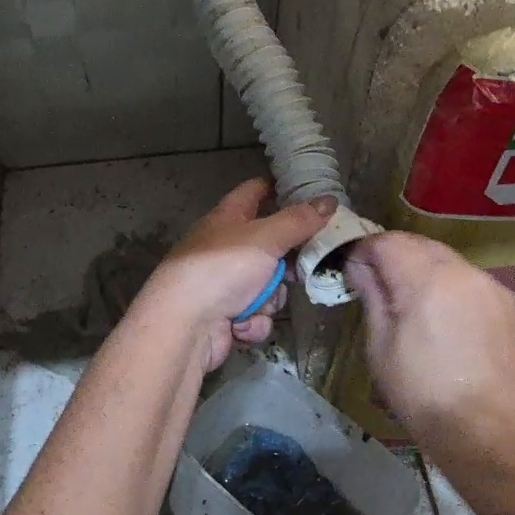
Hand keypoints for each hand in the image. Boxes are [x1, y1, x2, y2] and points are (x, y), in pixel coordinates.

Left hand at [135, 178, 336, 371]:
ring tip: (257, 304)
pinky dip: (253, 321)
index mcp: (228, 217)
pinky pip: (257, 315)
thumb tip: (329, 200)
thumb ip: (299, 221)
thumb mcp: (266, 238)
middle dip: (287, 264)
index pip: (257, 191)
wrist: (184, 324)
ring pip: (269, 287)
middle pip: (272, 247)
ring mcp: (225, 283)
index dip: (282, 189)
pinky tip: (240, 324)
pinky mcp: (227, 316)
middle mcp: (226, 247)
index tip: (313, 196)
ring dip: (268, 300)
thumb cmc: (222, 269)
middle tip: (301, 268)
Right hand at [344, 232, 514, 448]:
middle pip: (419, 244)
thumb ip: (372, 297)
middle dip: (393, 256)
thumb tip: (360, 268)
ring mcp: (492, 287)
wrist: (492, 436)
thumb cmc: (423, 396)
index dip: (363, 250)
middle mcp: (464, 272)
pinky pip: (470, 282)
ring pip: (448, 260)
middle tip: (375, 284)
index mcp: (427, 279)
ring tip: (408, 303)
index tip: (351, 271)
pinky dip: (449, 286)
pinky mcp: (510, 307)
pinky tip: (443, 319)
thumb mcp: (380, 348)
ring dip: (422, 269)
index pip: (387, 242)